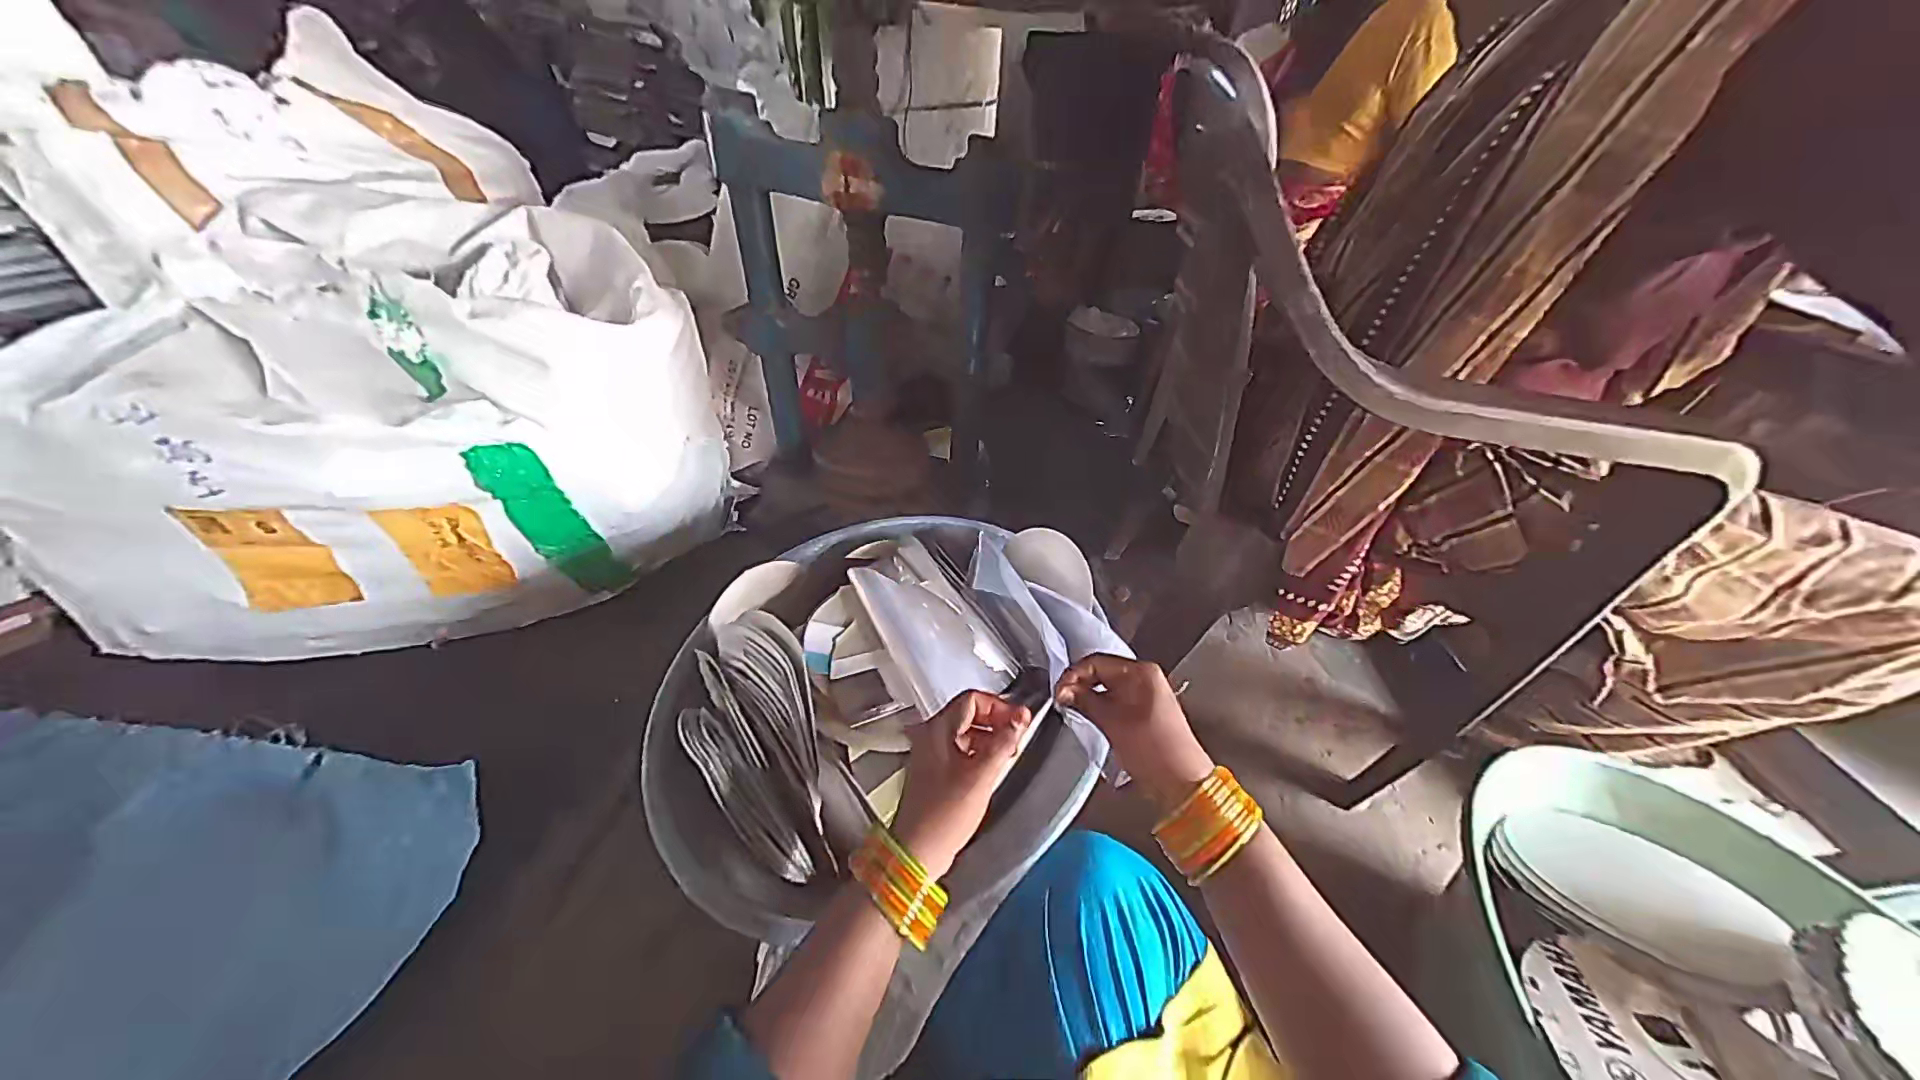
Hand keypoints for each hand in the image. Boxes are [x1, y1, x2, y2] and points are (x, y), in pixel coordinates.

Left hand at [892, 690, 1032, 878]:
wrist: (918, 850)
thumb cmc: (941, 817)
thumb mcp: (981, 775)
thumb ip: (1003, 743)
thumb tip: (1019, 719)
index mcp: (937, 731)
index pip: (972, 699)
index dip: (999, 706)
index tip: (1019, 719)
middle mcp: (930, 738)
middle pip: (969, 713)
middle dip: (996, 720)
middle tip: (1017, 732)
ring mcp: (931, 755)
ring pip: (966, 731)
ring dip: (989, 737)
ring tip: (1008, 751)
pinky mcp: (935, 772)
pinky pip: (961, 750)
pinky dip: (979, 752)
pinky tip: (991, 768)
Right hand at [1055, 654, 1214, 812]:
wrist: (1182, 782)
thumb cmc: (1156, 751)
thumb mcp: (1111, 722)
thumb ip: (1084, 700)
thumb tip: (1065, 691)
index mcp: (1141, 672)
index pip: (1096, 661)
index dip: (1073, 675)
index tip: (1059, 691)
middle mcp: (1146, 678)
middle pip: (1101, 672)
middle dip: (1079, 685)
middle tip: (1063, 700)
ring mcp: (1147, 694)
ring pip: (1107, 686)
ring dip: (1089, 696)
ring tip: (1074, 709)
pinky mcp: (1145, 710)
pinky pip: (1116, 699)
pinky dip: (1101, 705)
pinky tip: (1091, 717)